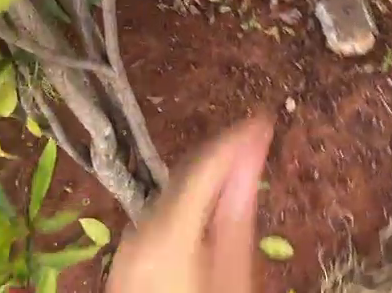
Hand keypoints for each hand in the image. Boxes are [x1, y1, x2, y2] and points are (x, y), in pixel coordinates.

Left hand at [106, 118, 273, 292]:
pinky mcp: (127, 256)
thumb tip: (253, 152)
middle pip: (186, 175)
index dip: (236, 135)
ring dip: (206, 177)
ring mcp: (128, 241)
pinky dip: (188, 202)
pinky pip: (161, 215)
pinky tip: (210, 203)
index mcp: (166, 228)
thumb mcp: (232, 273)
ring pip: (173, 192)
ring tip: (240, 164)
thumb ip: (238, 212)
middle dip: (222, 153)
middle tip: (257, 135)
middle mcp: (139, 225)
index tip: (264, 117)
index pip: (204, 162)